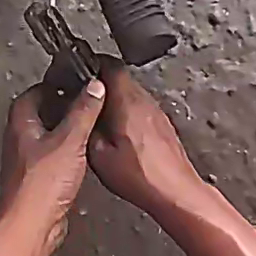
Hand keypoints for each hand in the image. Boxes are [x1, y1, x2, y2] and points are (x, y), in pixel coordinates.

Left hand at [0, 79, 106, 249]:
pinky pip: (51, 159)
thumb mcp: (70, 141)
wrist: (31, 225)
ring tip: (83, 127)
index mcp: (21, 126)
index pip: (32, 93)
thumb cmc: (40, 187)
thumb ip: (83, 112)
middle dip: (59, 107)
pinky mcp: (37, 181)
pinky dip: (65, 153)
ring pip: (44, 137)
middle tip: (79, 102)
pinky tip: (78, 158)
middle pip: (38, 114)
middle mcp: (20, 142)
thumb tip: (94, 88)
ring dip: (63, 131)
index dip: (51, 85)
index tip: (68, 82)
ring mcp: (27, 163)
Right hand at [87, 65, 210, 218]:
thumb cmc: (142, 177)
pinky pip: (141, 110)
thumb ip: (87, 129)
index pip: (110, 64)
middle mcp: (145, 102)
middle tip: (85, 95)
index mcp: (127, 102)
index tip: (81, 68)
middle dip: (101, 84)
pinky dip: (128, 114)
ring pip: (131, 94)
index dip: (92, 63)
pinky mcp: (163, 126)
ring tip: (100, 116)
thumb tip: (81, 117)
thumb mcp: (99, 156)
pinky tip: (120, 134)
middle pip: (121, 78)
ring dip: (115, 100)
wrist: (174, 192)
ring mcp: (157, 113)